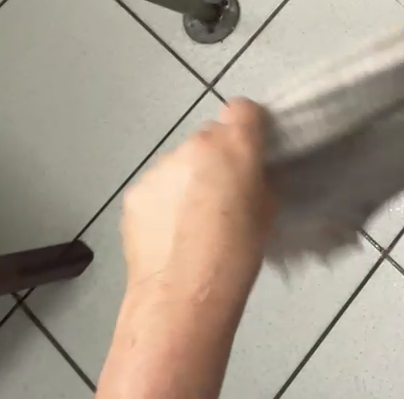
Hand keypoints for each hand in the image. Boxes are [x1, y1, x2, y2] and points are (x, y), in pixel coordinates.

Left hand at [102, 102, 274, 398]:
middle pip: (210, 136)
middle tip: (221, 193)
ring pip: (181, 161)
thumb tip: (248, 172)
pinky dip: (164, 200)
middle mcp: (197, 144)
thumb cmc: (239, 252)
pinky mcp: (135, 192)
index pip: (243, 108)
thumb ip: (258, 175)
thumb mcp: (268, 206)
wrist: (184, 294)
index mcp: (236, 143)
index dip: (247, 126)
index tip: (250, 150)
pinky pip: (158, 185)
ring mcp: (161, 167)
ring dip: (188, 177)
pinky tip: (169, 232)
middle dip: (216, 156)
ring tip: (190, 219)